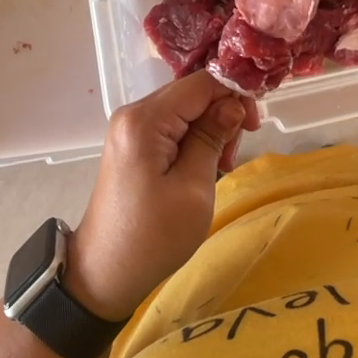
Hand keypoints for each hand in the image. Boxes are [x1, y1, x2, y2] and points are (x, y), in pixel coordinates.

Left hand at [68, 72, 259, 320]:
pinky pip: (171, 124)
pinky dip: (193, 137)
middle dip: (222, 113)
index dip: (234, 93)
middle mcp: (133, 112)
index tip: (254, 124)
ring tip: (221, 164)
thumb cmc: (153, 237)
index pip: (201, 83)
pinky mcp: (131, 142)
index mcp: (145, 119)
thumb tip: (233, 103)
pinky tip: (203, 164)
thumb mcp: (194, 189)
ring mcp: (129, 127)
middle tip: (236, 152)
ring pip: (184, 108)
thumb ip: (213, 137)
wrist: (103, 274)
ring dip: (210, 127)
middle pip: (191, 92)